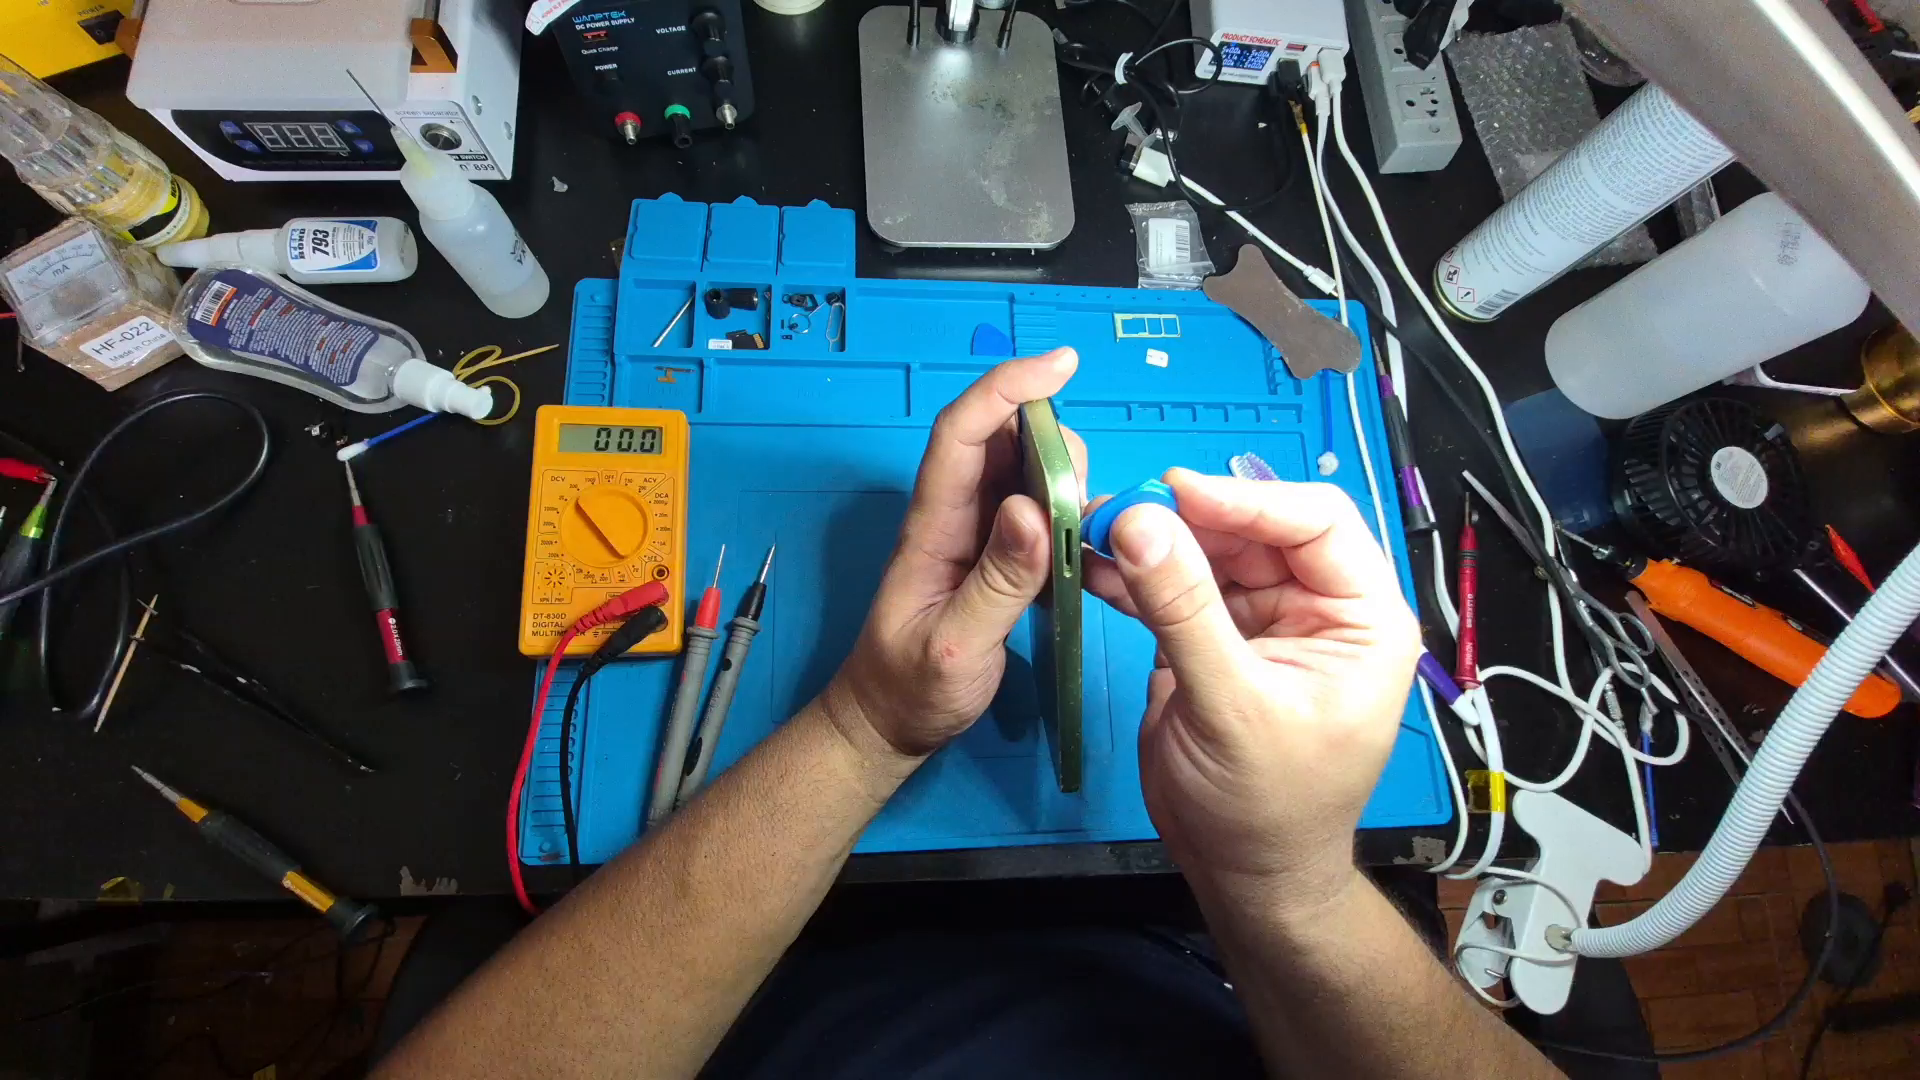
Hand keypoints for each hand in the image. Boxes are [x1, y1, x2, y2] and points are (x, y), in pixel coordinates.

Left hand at [821, 350, 1085, 770]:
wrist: (891, 720)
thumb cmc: (911, 687)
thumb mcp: (955, 645)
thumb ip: (997, 582)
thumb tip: (1036, 511)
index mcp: (933, 525)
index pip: (961, 434)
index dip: (1005, 389)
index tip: (1060, 364)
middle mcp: (955, 515)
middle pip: (1000, 441)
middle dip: (1050, 438)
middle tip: (1085, 490)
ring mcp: (976, 535)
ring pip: (1024, 474)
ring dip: (1064, 480)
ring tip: (1088, 527)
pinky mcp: (995, 558)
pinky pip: (1037, 515)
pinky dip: (1067, 516)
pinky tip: (1085, 546)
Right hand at [1085, 469, 1420, 912]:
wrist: (1235, 868)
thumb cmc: (1264, 803)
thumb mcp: (1230, 704)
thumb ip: (1184, 609)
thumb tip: (1137, 522)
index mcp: (1358, 616)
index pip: (1315, 522)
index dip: (1246, 499)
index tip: (1172, 491)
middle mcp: (1311, 605)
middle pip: (1248, 530)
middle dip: (1182, 519)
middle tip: (1115, 511)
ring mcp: (1254, 618)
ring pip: (1202, 552)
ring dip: (1148, 542)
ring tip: (1092, 530)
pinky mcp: (1207, 635)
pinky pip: (1169, 588)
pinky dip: (1131, 577)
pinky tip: (1091, 568)